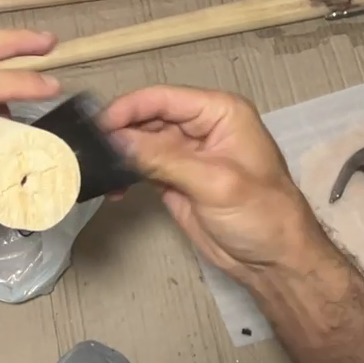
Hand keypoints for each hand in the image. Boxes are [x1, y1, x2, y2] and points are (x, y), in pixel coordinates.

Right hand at [99, 85, 331, 275]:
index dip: (128, 108)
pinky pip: (140, 166)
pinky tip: (112, 189)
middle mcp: (200, 126)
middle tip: (88, 150)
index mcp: (219, 113)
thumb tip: (113, 139)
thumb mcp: (214, 182)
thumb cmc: (262, 215)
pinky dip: (123, 174)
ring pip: (139, 141)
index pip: (163, 99)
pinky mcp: (173, 177)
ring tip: (96, 170)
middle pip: (146, 117)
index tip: (97, 126)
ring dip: (117, 155)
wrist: (276, 263)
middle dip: (118, 132)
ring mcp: (185, 153)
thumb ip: (162, 157)